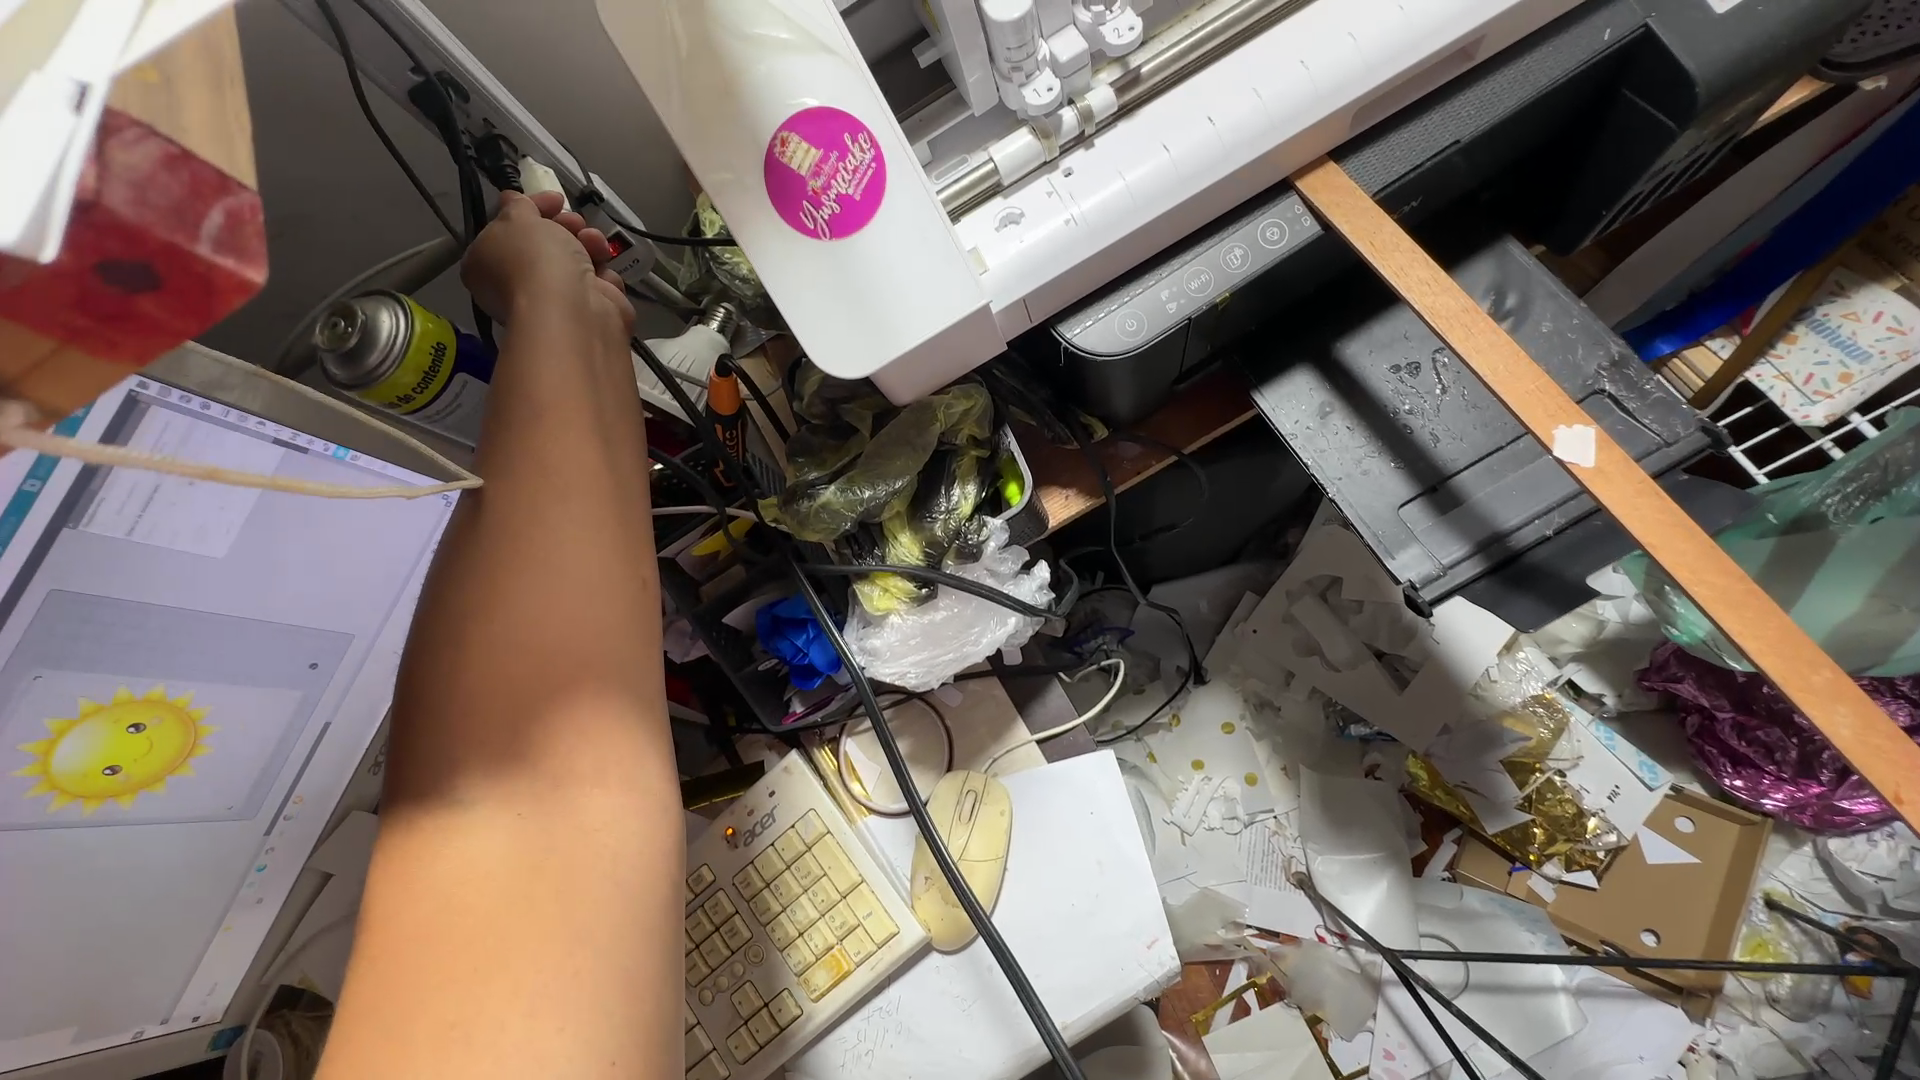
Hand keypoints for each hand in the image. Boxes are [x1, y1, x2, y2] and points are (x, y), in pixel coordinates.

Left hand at [462, 190, 635, 335]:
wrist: (574, 309)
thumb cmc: (535, 260)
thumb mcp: (517, 218)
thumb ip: (517, 205)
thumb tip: (514, 201)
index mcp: (486, 264)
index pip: (508, 230)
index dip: (532, 208)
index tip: (556, 200)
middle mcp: (516, 285)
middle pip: (544, 245)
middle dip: (564, 227)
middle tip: (575, 222)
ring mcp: (554, 302)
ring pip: (575, 262)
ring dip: (588, 244)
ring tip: (595, 243)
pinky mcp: (587, 312)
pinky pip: (596, 284)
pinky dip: (603, 274)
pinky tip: (604, 269)